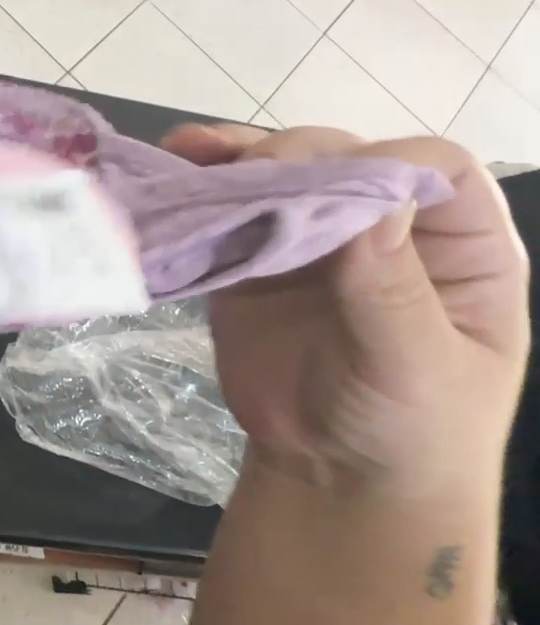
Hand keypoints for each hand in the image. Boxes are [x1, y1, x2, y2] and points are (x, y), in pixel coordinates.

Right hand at [163, 124, 529, 495]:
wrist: (337, 474)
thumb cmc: (411, 427)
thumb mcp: (417, 363)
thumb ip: (391, 286)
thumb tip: (367, 199)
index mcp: (456, 247)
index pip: (428, 168)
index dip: (375, 163)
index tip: (315, 187)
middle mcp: (383, 233)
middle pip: (340, 160)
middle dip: (287, 156)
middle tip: (237, 176)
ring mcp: (309, 250)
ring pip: (275, 180)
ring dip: (230, 160)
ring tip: (182, 150)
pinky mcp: (249, 271)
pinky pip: (224, 223)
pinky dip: (194, 200)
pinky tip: (168, 181)